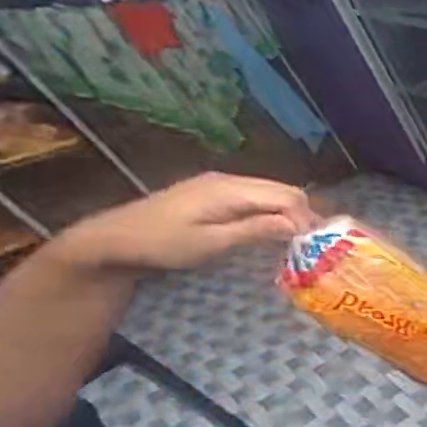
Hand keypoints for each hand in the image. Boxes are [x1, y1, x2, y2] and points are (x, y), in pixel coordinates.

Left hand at [47, 172, 319, 274]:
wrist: (113, 239)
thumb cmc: (162, 244)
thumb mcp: (211, 242)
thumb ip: (255, 230)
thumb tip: (297, 226)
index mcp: (229, 190)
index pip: (287, 197)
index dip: (307, 219)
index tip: (313, 246)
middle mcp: (229, 180)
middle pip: (285, 190)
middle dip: (305, 215)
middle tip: (312, 244)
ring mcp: (221, 184)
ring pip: (274, 192)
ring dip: (291, 213)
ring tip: (298, 240)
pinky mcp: (216, 192)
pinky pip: (259, 196)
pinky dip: (275, 211)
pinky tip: (274, 229)